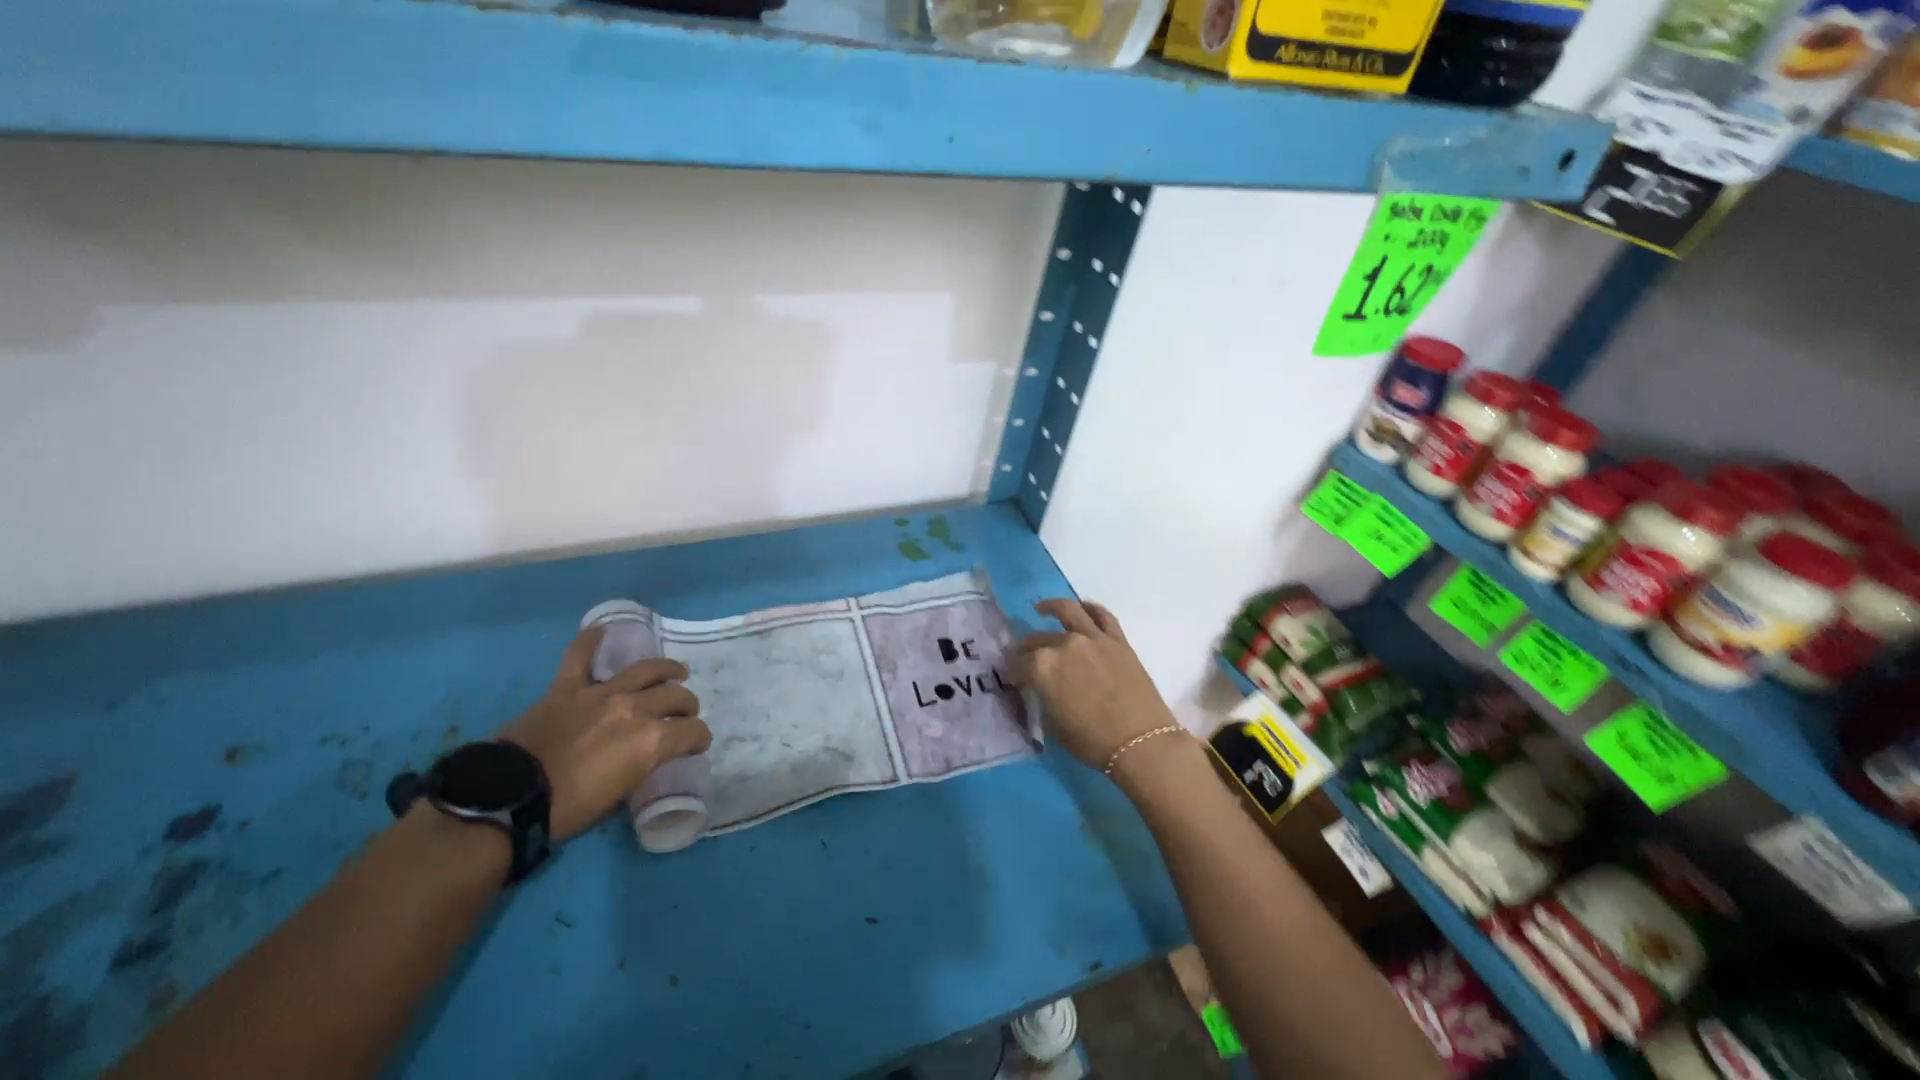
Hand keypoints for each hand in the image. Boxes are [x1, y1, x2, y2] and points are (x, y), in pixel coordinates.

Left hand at [496, 626, 710, 842]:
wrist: (513, 797)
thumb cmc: (570, 809)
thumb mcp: (620, 796)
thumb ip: (640, 767)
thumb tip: (643, 757)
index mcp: (651, 741)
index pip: (692, 733)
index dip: (699, 739)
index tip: (696, 744)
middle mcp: (634, 709)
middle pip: (675, 698)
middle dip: (687, 707)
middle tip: (685, 714)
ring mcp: (600, 694)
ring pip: (645, 671)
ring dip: (666, 671)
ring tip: (675, 673)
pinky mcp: (567, 688)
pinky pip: (580, 656)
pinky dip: (590, 641)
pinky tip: (602, 631)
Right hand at [1012, 599, 1179, 772]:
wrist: (1140, 743)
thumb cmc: (1092, 742)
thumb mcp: (1053, 726)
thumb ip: (1041, 699)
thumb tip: (1039, 688)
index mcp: (1042, 668)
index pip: (1017, 664)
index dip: (1013, 673)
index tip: (1015, 680)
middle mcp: (1064, 645)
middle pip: (1036, 639)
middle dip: (1026, 649)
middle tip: (1025, 657)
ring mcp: (1092, 638)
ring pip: (1067, 610)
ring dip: (1050, 607)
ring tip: (1042, 609)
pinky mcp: (1117, 640)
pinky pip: (1101, 615)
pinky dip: (1088, 608)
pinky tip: (1081, 609)